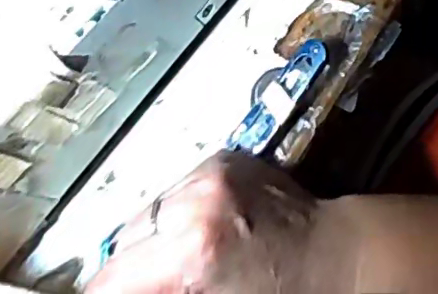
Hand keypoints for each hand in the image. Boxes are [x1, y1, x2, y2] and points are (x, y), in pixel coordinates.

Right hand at [86, 151, 319, 293]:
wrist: (331, 251)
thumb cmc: (281, 290)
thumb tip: (125, 287)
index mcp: (193, 249)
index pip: (111, 279)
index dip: (106, 293)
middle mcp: (199, 199)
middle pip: (124, 239)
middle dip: (128, 269)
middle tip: (149, 283)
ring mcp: (214, 171)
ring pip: (149, 210)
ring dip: (151, 238)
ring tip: (174, 263)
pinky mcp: (227, 157)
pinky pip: (179, 187)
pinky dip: (178, 211)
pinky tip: (196, 233)